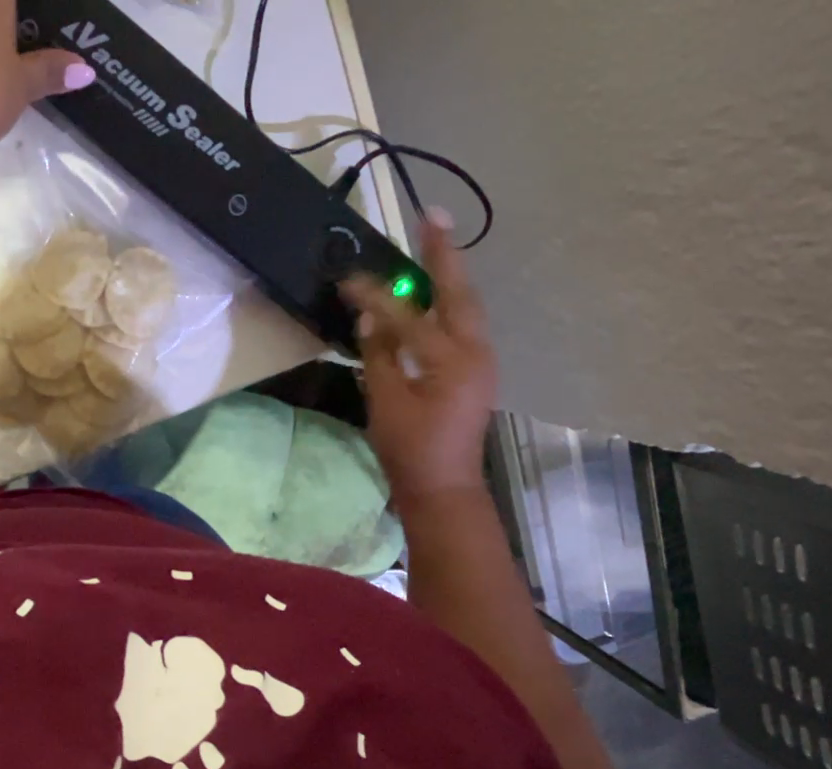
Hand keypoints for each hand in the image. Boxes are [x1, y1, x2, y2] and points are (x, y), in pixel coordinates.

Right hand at [342, 211, 496, 502]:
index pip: (407, 316)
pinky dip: (449, 304)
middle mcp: (475, 352)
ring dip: (450, 276)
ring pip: (467, 307)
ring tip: (436, 245)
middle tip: (434, 217)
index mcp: (450, 361)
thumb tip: (371, 319)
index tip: (349, 279)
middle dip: (444, 255)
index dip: (375, 297)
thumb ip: (378, 356)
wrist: (443, 488)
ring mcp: (483, 361)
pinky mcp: (478, 372)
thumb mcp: (385, 403)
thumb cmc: (409, 451)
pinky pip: (465, 326)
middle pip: (458, 293)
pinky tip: (435, 296)